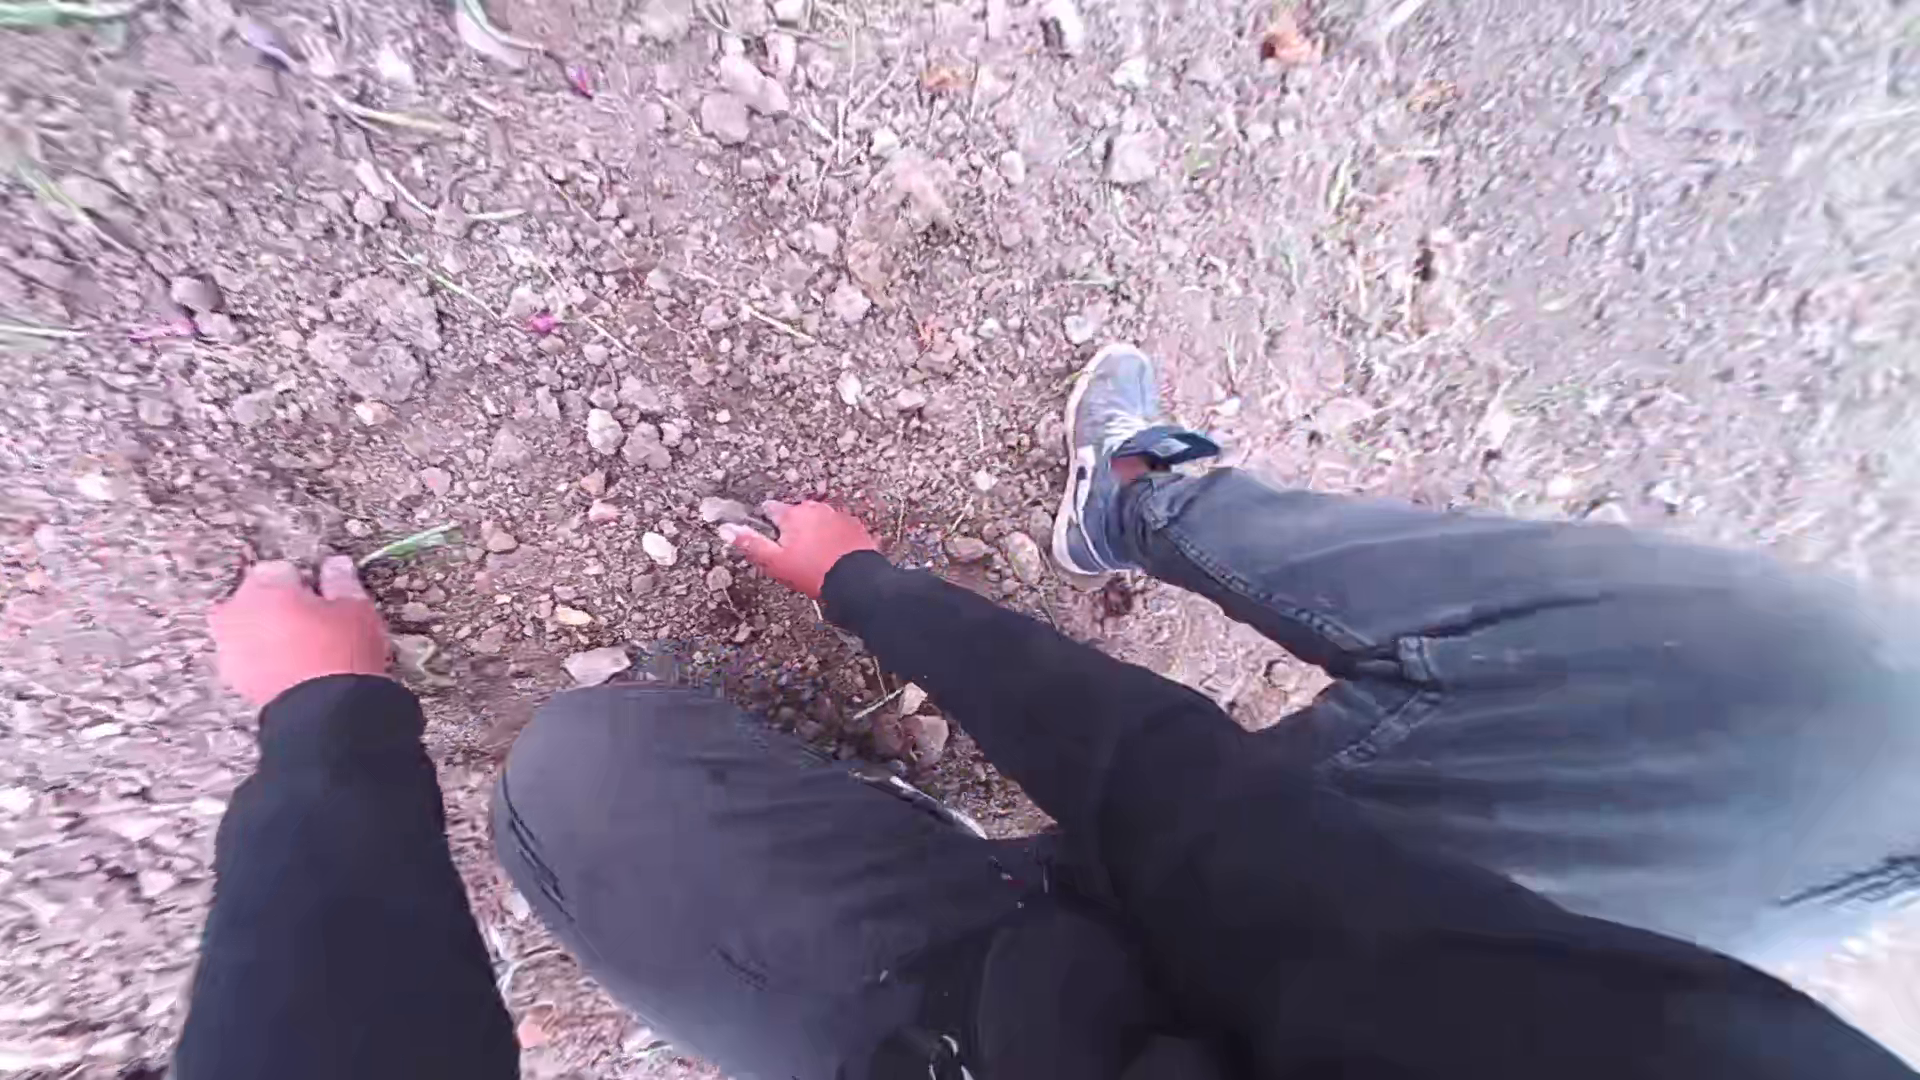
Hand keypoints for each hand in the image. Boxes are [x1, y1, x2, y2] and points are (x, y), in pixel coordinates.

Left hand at [209, 556, 391, 705]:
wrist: (324, 702)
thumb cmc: (343, 647)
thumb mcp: (357, 609)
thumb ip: (341, 583)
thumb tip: (335, 565)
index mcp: (265, 591)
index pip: (279, 568)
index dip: (306, 577)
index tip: (327, 590)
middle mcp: (235, 613)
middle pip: (256, 597)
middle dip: (281, 602)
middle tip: (318, 615)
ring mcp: (228, 645)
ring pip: (249, 625)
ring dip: (271, 627)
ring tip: (309, 642)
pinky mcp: (232, 673)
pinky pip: (248, 651)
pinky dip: (267, 651)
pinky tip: (298, 661)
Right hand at [720, 500, 878, 599]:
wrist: (856, 581)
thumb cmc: (813, 572)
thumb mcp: (775, 562)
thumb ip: (751, 543)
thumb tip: (727, 529)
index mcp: (793, 514)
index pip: (769, 509)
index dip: (766, 524)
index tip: (770, 540)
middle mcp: (815, 508)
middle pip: (795, 515)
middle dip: (792, 530)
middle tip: (794, 556)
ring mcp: (837, 516)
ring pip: (818, 521)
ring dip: (814, 533)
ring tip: (815, 558)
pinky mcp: (855, 526)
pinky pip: (838, 529)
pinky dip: (834, 538)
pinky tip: (833, 556)